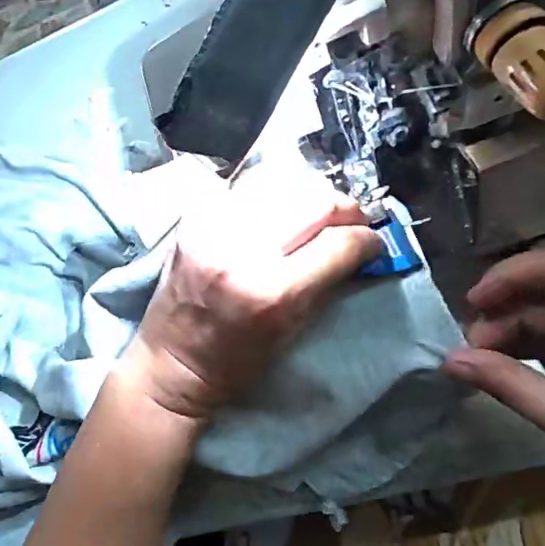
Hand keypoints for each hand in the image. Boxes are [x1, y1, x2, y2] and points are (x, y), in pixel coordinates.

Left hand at [126, 161, 382, 423]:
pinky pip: (246, 189)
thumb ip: (328, 284)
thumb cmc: (233, 363)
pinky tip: (277, 214)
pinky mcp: (194, 218)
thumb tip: (360, 248)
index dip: (367, 239)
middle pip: (313, 199)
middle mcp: (240, 251)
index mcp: (269, 291)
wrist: (170, 362)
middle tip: (351, 221)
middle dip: (343, 207)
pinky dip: (271, 196)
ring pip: (281, 182)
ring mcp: (212, 228)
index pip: (338, 243)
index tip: (373, 242)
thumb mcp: (292, 333)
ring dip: (307, 195)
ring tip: (315, 214)